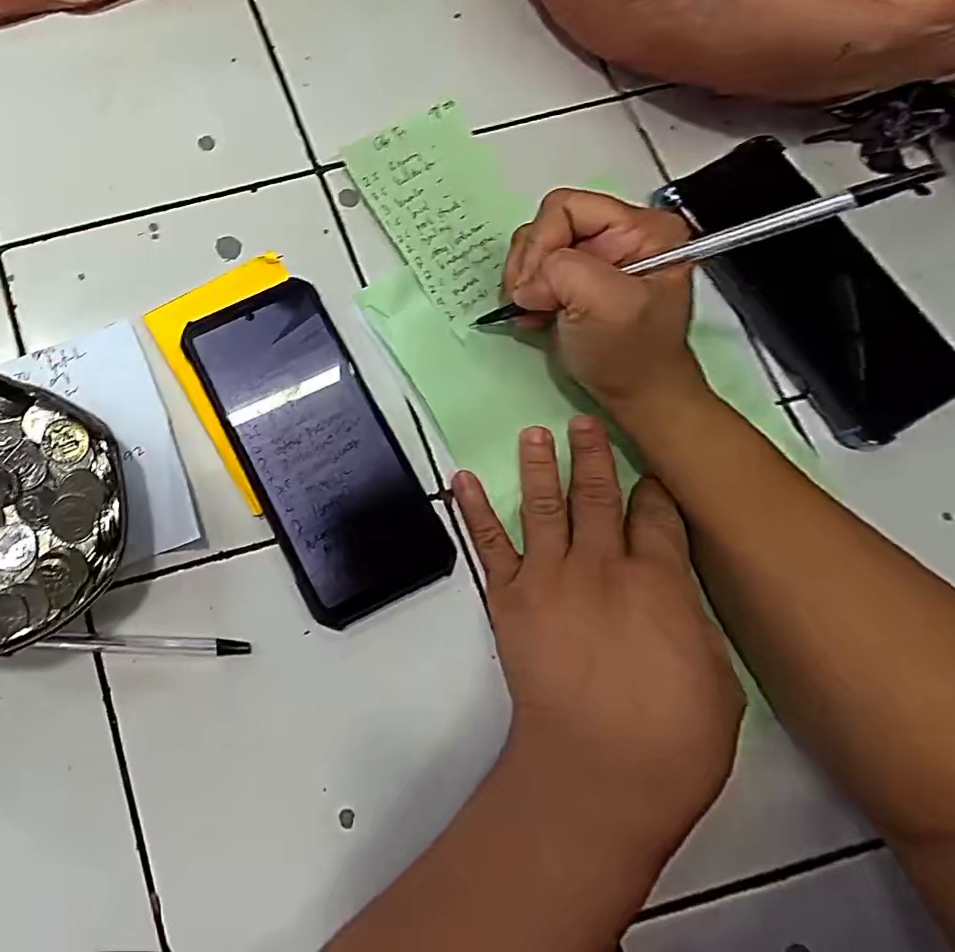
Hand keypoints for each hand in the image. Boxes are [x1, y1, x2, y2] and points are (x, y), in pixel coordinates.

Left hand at [453, 417, 742, 844]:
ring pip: (543, 508)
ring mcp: (546, 577)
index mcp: (662, 583)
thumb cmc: (673, 727)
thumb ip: (680, 613)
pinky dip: (474, 508)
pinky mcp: (505, 594)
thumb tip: (662, 587)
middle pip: (597, 501)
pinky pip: (487, 541)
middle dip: (593, 458)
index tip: (649, 465)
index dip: (654, 490)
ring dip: (538, 467)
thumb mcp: (709, 665)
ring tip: (533, 433)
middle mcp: (600, 567)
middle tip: (584, 421)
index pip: (657, 520)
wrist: (600, 754)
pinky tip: (464, 479)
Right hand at [503, 189, 706, 413]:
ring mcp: (591, 256)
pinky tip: (536, 312)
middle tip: (540, 301)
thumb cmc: (628, 350)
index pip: (563, 208)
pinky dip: (520, 293)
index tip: (544, 287)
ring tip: (539, 308)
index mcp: (641, 229)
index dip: (542, 246)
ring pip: (528, 248)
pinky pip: (526, 269)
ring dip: (521, 282)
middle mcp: (616, 234)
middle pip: (541, 226)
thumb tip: (528, 282)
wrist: (632, 387)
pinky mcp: (569, 276)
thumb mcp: (607, 305)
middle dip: (528, 266)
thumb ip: (566, 272)